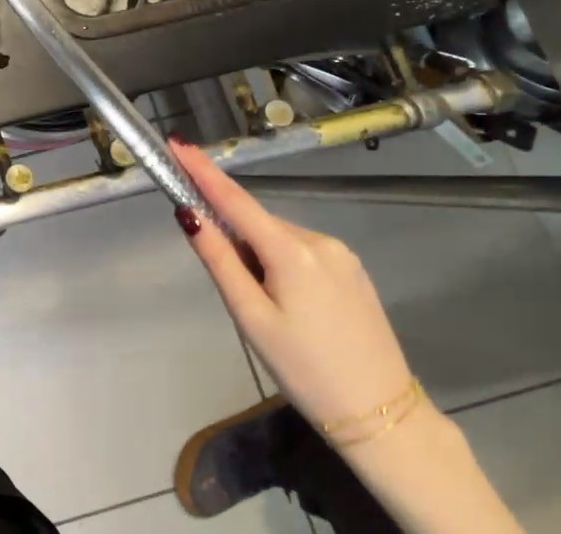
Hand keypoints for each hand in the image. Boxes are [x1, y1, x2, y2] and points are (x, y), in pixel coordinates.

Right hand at [172, 140, 416, 443]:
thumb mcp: (250, 317)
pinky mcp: (354, 272)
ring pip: (278, 239)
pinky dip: (280, 265)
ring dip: (258, 256)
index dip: (202, 171)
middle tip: (235, 295)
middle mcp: (320, 241)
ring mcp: (343, 255)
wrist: (383, 417)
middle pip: (256, 222)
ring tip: (266, 311)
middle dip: (232, 239)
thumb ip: (218, 260)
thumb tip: (188, 213)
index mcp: (292, 251)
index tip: (177, 143)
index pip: (234, 199)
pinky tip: (289, 307)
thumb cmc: (305, 369)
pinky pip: (302, 253)